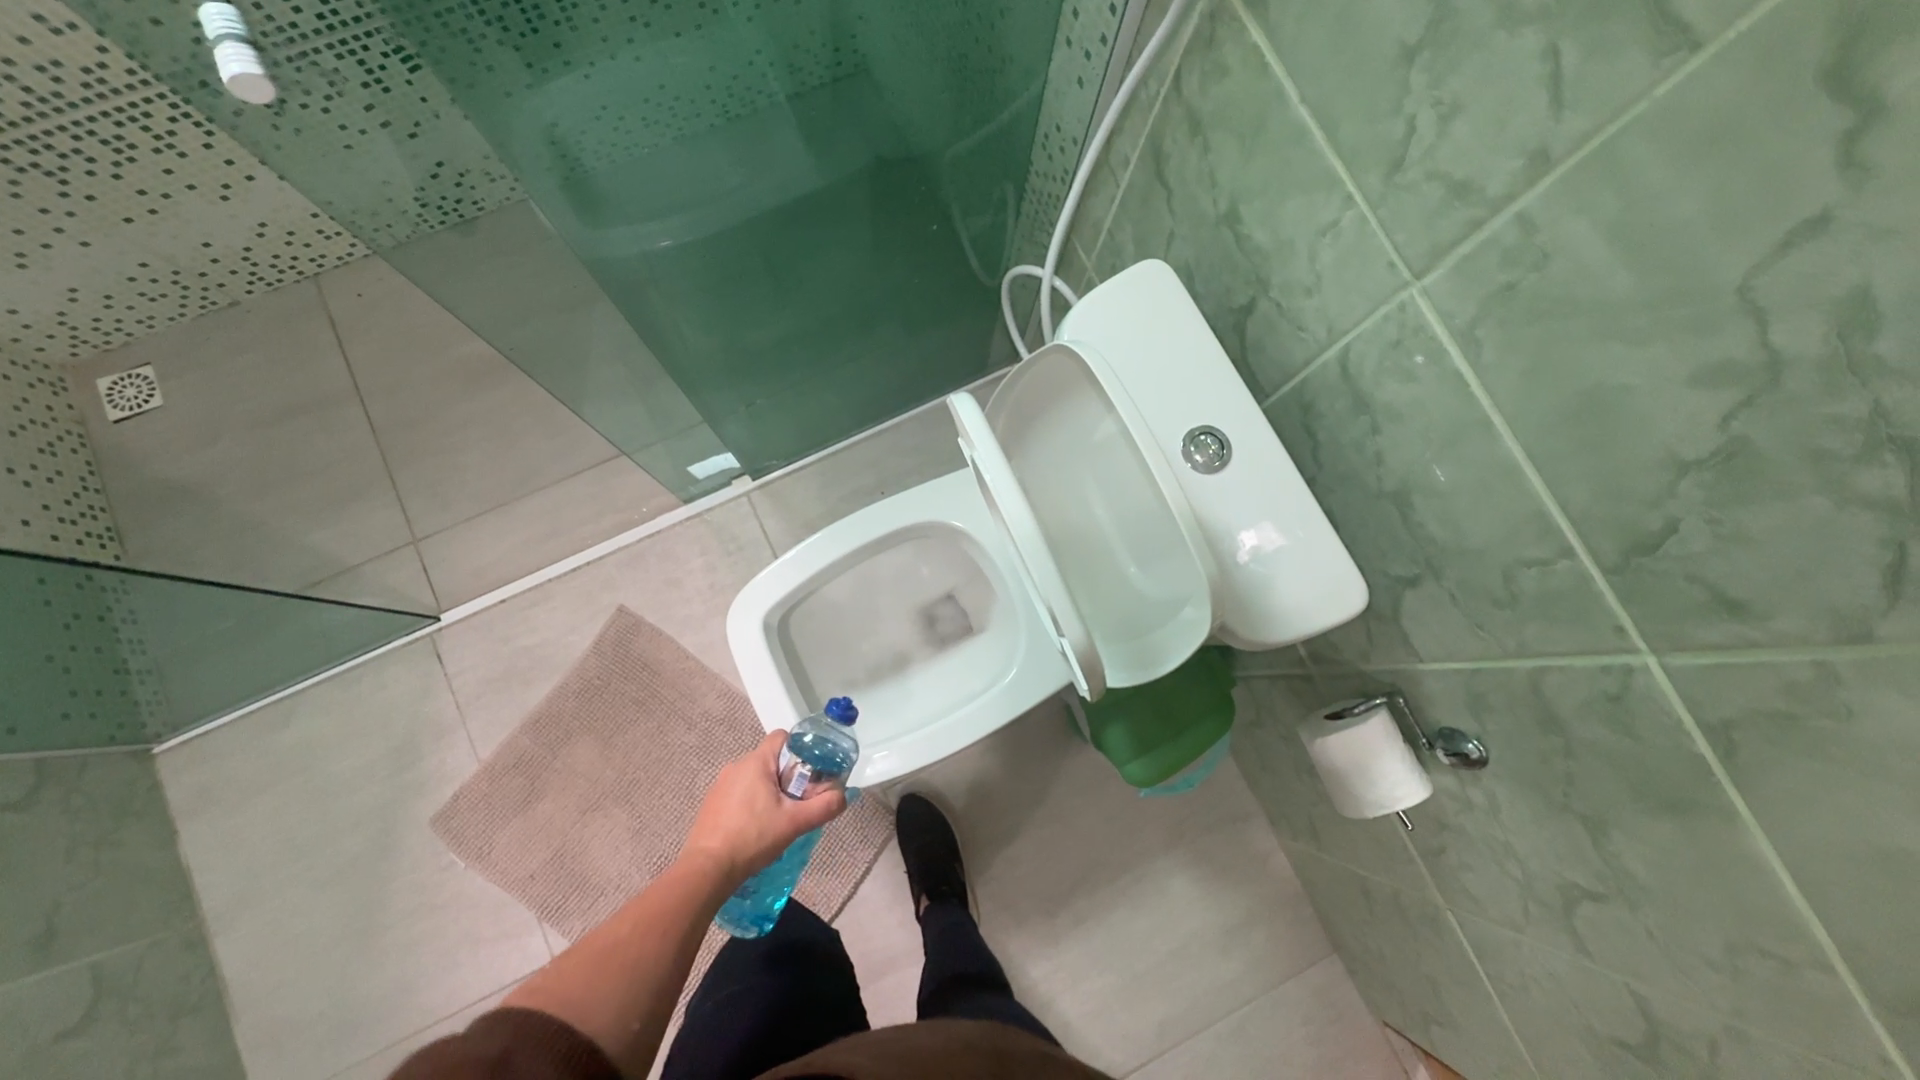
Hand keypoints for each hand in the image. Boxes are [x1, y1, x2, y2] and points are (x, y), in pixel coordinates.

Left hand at [682, 732, 846, 885]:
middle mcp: (736, 766)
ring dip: (771, 791)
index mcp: (756, 762)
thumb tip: (843, 796)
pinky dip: (753, 803)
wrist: (708, 869)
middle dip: (789, 777)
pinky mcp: (713, 802)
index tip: (810, 776)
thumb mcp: (795, 823)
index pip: (783, 737)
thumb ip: (825, 806)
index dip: (801, 751)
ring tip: (779, 819)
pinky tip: (757, 828)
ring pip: (756, 777)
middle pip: (772, 760)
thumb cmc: (753, 838)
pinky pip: (741, 792)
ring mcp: (721, 784)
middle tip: (798, 802)